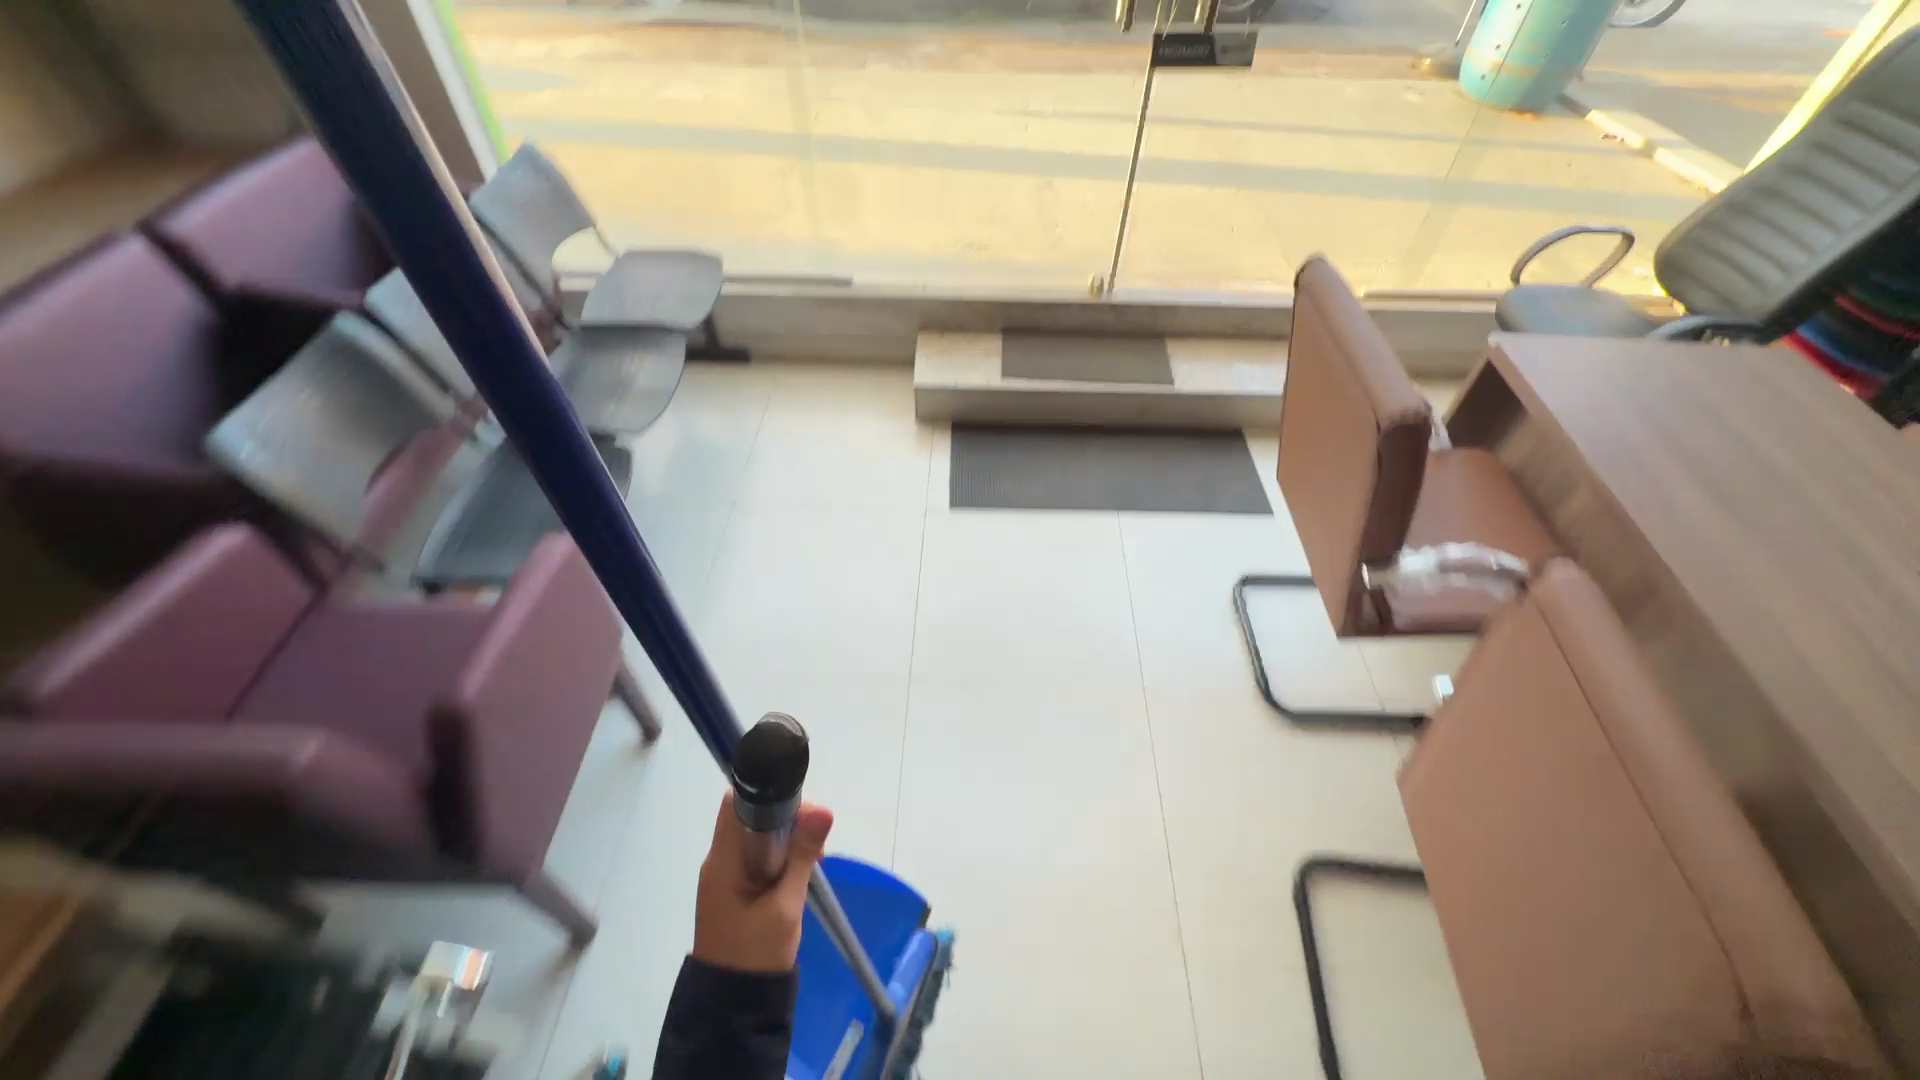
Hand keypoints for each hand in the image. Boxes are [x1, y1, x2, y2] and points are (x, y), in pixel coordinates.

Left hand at [691, 791, 833, 974]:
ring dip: (787, 838)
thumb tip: (824, 809)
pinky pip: (758, 854)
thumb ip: (802, 856)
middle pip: (750, 815)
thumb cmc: (756, 954)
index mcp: (723, 860)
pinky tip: (801, 870)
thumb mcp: (785, 906)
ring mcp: (726, 873)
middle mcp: (720, 859)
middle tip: (816, 839)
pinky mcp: (736, 885)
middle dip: (786, 818)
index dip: (768, 796)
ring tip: (814, 858)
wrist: (733, 1004)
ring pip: (757, 834)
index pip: (736, 804)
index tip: (803, 810)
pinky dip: (781, 855)